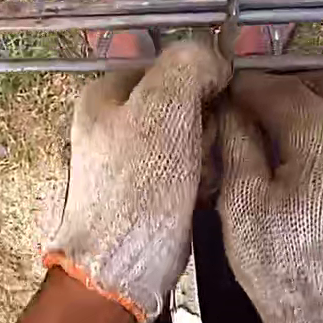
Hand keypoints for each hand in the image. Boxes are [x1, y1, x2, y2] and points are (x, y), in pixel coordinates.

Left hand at [43, 41, 230, 322]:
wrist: (124, 263)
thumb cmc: (139, 183)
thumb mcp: (163, 107)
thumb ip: (188, 65)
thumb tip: (213, 60)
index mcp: (106, 92)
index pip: (168, 63)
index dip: (200, 78)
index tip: (216, 103)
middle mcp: (114, 120)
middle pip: (181, 99)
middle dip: (204, 120)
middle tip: (204, 144)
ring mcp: (130, 156)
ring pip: (190, 132)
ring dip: (207, 149)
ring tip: (203, 172)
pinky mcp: (148, 187)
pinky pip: (188, 163)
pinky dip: (201, 173)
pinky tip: (201, 189)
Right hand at [215, 70, 322, 322]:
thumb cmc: (276, 261)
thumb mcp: (242, 201)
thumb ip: (238, 141)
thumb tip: (233, 105)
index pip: (288, 93)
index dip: (253, 86)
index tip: (229, 88)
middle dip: (289, 84)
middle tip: (255, 103)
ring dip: (309, 104)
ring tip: (273, 125)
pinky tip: (298, 150)